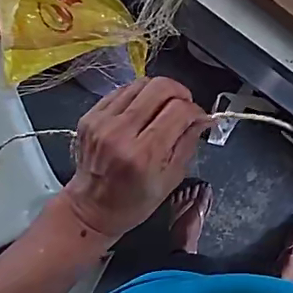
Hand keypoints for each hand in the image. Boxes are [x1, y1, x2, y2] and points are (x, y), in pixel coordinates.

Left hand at [56, 78, 206, 240]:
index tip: (199, 118)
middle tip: (184, 107)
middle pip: (160, 88)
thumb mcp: (171, 180)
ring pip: (141, 84)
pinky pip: (121, 91)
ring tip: (163, 108)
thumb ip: (188, 143)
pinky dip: (138, 96)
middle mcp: (120, 133)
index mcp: (144, 154)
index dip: (195, 110)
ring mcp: (102, 122)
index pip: (179, 111)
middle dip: (180, 93)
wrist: (90, 208)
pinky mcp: (90, 116)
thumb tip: (202, 118)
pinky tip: (142, 111)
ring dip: (159, 92)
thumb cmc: (133, 202)